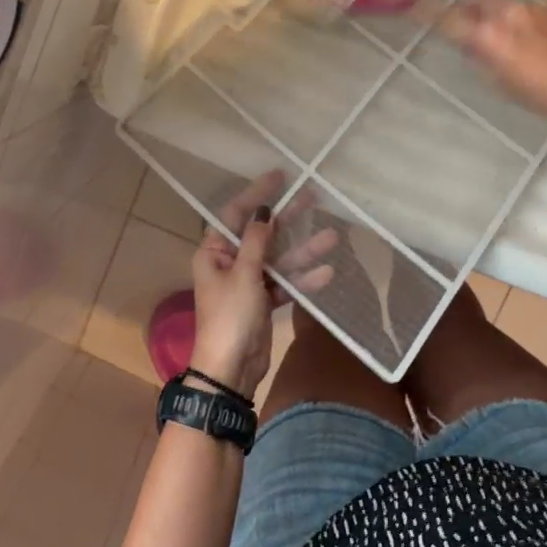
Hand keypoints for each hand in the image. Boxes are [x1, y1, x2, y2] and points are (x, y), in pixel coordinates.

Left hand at [190, 172, 336, 398]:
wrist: (231, 370)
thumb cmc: (231, 316)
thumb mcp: (244, 274)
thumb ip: (257, 241)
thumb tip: (264, 212)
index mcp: (214, 251)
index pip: (236, 214)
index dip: (257, 194)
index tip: (279, 177)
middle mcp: (229, 262)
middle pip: (261, 233)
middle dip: (287, 218)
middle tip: (312, 197)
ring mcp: (247, 283)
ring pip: (278, 259)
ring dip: (303, 250)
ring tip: (332, 236)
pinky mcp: (263, 302)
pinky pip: (284, 284)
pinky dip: (302, 280)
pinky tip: (327, 273)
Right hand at [439, 0, 546, 139]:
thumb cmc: (544, 96)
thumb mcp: (504, 82)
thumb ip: (483, 57)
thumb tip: (474, 44)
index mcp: (489, 35)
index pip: (449, 17)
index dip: (429, 11)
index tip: (415, 5)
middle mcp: (509, 13)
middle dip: (471, 5)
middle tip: (471, 20)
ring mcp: (536, 7)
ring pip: (507, 2)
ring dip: (500, 13)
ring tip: (509, 34)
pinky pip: (532, 9)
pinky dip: (526, 19)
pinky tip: (538, 39)